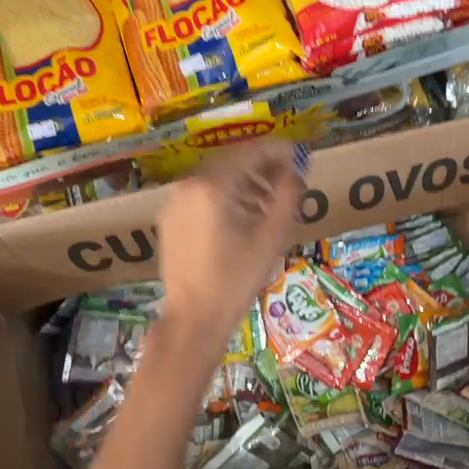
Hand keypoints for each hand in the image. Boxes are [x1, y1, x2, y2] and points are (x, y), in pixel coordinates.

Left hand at [155, 141, 305, 360]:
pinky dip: (226, 196)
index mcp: (213, 187)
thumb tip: (295, 171)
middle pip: (231, 162)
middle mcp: (188, 185)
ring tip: (269, 202)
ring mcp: (175, 201)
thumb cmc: (236, 279)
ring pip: (216, 178)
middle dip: (262, 167)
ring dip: (245, 182)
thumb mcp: (272, 237)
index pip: (250, 153)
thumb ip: (288, 195)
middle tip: (288, 177)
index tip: (299, 155)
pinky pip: (202, 195)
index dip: (278, 150)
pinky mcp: (170, 218)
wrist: (194, 318)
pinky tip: (244, 216)